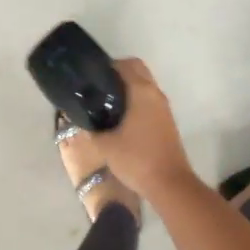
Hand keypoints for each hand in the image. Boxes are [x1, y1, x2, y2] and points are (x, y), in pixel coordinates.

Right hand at [92, 59, 196, 197]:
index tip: (91, 75)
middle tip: (98, 86)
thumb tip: (79, 119)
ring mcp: (164, 108)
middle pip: (138, 70)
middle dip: (119, 73)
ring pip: (145, 85)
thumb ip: (90, 129)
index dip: (108, 65)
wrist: (170, 185)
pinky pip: (149, 100)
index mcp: (142, 92)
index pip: (126, 64)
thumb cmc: (137, 159)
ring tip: (105, 101)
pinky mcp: (166, 121)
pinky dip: (136, 99)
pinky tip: (120, 117)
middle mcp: (156, 94)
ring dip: (128, 87)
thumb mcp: (105, 145)